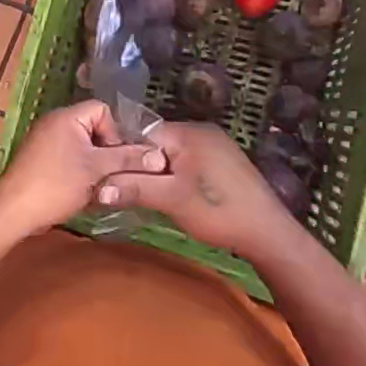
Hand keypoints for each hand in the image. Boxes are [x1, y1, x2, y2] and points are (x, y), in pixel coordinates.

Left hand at [0, 100, 166, 237]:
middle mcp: (55, 123)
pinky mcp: (41, 161)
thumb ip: (129, 159)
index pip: (103, 110)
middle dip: (108, 152)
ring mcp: (45, 142)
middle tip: (113, 174)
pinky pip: (70, 159)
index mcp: (67, 117)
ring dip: (96, 166)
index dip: (116, 131)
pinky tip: (85, 194)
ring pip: (84, 147)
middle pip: (95, 129)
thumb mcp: (98, 170)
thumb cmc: (56, 185)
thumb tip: (160, 157)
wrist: (14, 212)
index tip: (119, 158)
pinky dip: (81, 173)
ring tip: (101, 186)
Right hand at [91, 122, 306, 262]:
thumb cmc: (219, 211)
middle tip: (121, 189)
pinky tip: (169, 196)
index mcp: (189, 133)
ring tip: (142, 195)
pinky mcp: (222, 164)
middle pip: (155, 144)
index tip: (106, 175)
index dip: (123, 153)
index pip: (142, 133)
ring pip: (171, 156)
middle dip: (138, 165)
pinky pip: (186, 164)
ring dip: (156, 174)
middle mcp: (201, 132)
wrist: (268, 233)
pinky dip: (173, 177)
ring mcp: (214, 147)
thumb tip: (97, 189)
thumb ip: (134, 188)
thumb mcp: (172, 199)